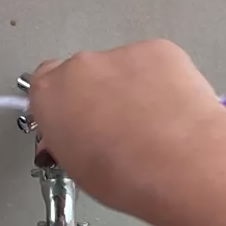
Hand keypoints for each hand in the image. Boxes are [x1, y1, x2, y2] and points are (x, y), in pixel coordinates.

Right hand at [29, 40, 225, 223]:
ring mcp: (121, 55)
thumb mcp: (78, 170)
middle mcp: (81, 68)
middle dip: (98, 96)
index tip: (74, 119)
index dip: (62, 104)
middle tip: (118, 129)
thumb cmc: (131, 175)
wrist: (181, 165)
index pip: (44, 85)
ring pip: (123, 68)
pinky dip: (163, 80)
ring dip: (133, 88)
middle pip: (83, 74)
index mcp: (51, 95)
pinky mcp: (159, 50)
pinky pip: (156, 62)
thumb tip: (77, 141)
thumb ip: (68, 142)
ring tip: (152, 125)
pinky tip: (171, 110)